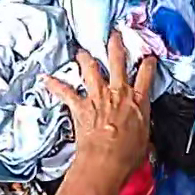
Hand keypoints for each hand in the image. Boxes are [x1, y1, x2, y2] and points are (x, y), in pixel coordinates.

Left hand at [44, 31, 154, 194]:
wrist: (106, 159)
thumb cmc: (127, 154)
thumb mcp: (145, 139)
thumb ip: (142, 128)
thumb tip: (142, 134)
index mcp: (138, 101)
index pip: (146, 75)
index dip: (148, 63)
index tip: (148, 57)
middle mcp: (118, 93)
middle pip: (118, 61)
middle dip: (116, 44)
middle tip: (113, 34)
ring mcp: (98, 97)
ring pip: (91, 69)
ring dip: (85, 58)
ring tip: (81, 50)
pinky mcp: (81, 105)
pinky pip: (65, 92)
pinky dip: (55, 85)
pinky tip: (47, 78)